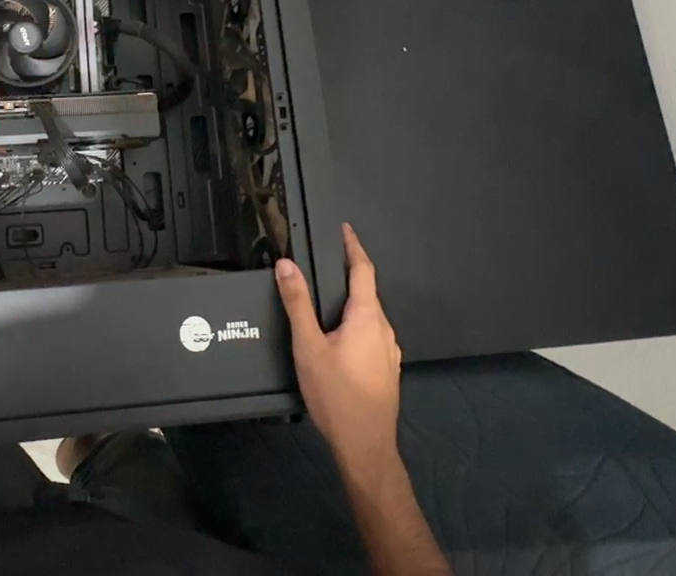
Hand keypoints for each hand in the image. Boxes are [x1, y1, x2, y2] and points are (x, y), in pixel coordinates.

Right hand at [275, 224, 402, 473]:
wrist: (365, 446)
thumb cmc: (336, 394)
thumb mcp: (308, 346)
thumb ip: (297, 303)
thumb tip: (286, 265)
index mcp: (367, 317)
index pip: (364, 270)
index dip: (353, 247)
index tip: (345, 230)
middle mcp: (384, 329)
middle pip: (367, 292)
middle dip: (347, 275)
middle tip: (323, 263)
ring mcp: (389, 351)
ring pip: (369, 316)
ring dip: (350, 302)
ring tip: (323, 299)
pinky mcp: (386, 369)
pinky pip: (370, 334)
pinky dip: (354, 324)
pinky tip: (336, 337)